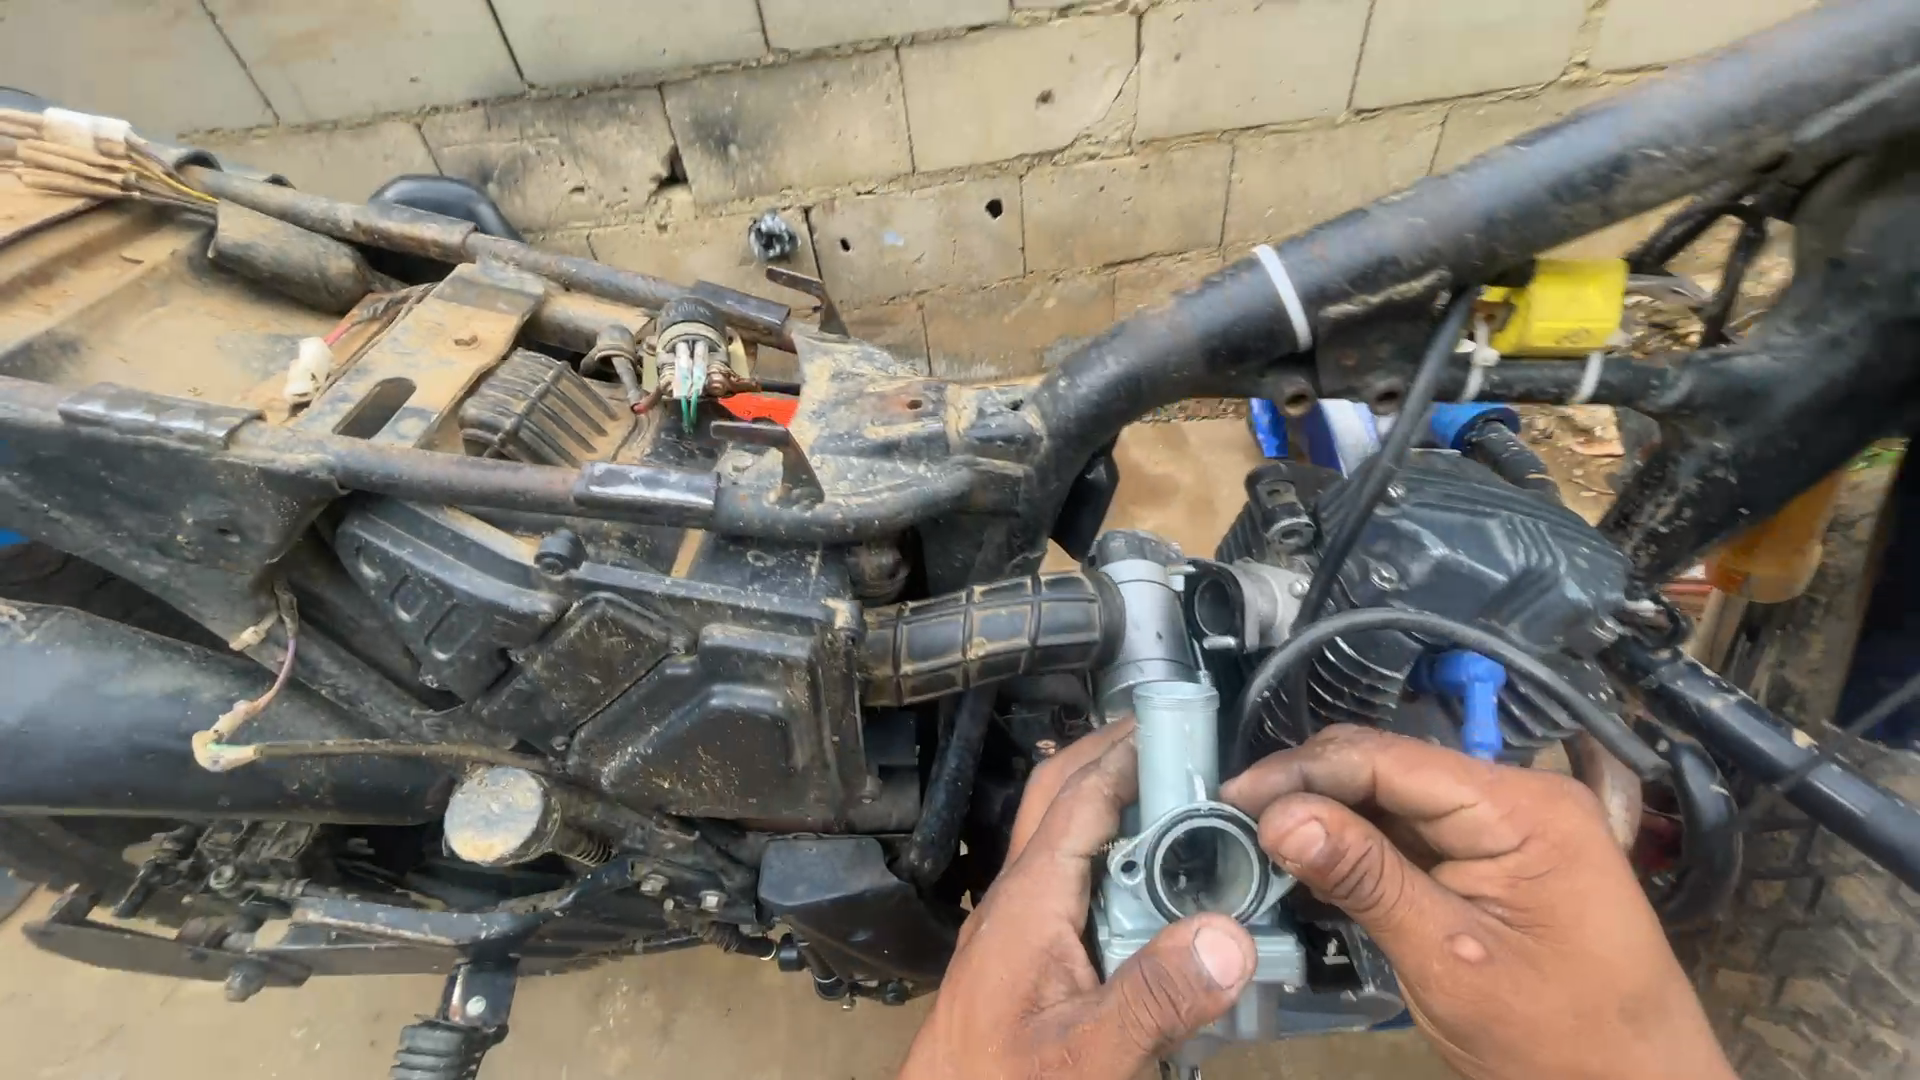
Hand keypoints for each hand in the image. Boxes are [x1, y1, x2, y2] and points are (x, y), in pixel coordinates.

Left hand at [900, 721, 1258, 1079]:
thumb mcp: (1085, 1059)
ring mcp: (1018, 913)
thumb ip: (1155, 1000)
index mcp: (1031, 895)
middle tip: (1168, 738)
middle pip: (1056, 792)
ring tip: (1165, 789)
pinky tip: (1142, 869)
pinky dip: (1103, 844)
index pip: (1079, 798)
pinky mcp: (1025, 940)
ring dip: (1102, 793)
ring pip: (1057, 826)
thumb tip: (1231, 937)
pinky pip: (1065, 868)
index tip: (1177, 731)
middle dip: (1105, 752)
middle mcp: (1019, 888)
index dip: (1126, 757)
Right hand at [1221, 725, 1734, 1079]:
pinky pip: (1400, 828)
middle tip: (1238, 821)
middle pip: (1379, 765)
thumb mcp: (1452, 964)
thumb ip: (1364, 879)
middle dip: (1305, 789)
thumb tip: (1275, 818)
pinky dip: (1349, 842)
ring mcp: (1499, 824)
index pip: (1383, 758)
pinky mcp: (1484, 853)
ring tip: (1261, 839)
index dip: (1300, 772)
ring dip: (1321, 814)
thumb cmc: (1564, 1051)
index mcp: (1520, 807)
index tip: (1234, 801)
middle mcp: (1510, 795)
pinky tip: (1310, 859)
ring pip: (1382, 793)